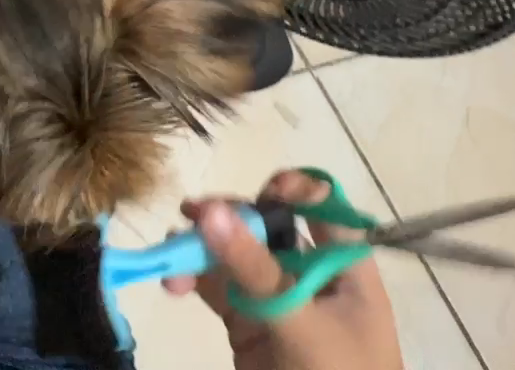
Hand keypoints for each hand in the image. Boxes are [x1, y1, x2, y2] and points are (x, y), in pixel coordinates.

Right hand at [162, 171, 402, 369]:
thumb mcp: (300, 325)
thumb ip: (253, 268)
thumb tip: (209, 209)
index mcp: (344, 272)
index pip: (325, 210)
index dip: (297, 190)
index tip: (264, 188)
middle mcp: (310, 277)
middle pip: (267, 224)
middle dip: (230, 216)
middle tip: (193, 215)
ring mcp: (276, 299)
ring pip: (233, 252)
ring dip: (200, 246)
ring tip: (172, 248)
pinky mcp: (246, 322)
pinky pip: (213, 285)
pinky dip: (189, 277)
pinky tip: (171, 281)